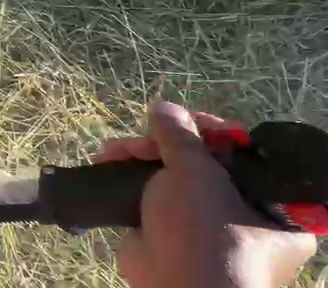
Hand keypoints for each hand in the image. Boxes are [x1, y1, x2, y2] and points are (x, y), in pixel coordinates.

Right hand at [95, 101, 314, 287]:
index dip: (212, 132)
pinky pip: (145, 186)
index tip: (181, 120)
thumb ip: (181, 139)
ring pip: (165, 169)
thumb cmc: (207, 233)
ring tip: (112, 154)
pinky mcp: (163, 222)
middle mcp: (238, 211)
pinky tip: (106, 163)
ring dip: (134, 153)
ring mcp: (196, 217)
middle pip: (196, 159)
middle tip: (137, 144)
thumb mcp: (198, 177)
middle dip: (158, 143)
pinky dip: (124, 171)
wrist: (177, 285)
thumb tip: (165, 106)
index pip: (245, 156)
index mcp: (269, 207)